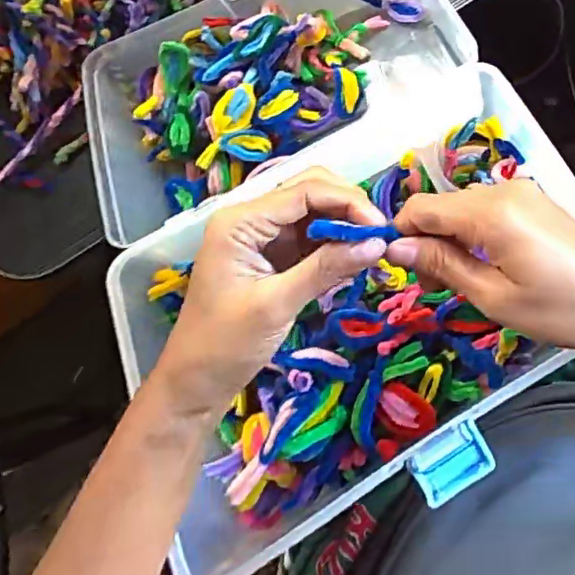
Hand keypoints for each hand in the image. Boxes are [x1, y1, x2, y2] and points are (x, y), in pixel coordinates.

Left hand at [149, 168, 388, 419]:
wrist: (194, 384)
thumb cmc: (224, 344)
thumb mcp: (277, 305)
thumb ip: (326, 268)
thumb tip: (377, 244)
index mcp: (241, 220)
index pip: (304, 190)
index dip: (347, 201)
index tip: (380, 226)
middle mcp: (252, 217)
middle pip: (311, 190)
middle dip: (348, 206)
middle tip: (378, 234)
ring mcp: (264, 234)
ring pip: (316, 209)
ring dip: (345, 223)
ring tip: (372, 246)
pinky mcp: (275, 253)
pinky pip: (313, 234)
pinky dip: (336, 242)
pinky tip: (355, 257)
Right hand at [385, 180, 574, 348]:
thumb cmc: (563, 307)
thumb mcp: (495, 297)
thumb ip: (443, 266)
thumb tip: (396, 248)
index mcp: (489, 212)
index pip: (421, 207)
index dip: (401, 236)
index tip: (404, 273)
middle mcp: (501, 190)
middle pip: (440, 206)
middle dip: (427, 243)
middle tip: (437, 289)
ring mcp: (520, 192)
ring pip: (462, 208)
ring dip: (450, 240)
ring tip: (463, 282)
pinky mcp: (532, 200)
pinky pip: (486, 210)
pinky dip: (474, 234)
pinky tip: (486, 265)